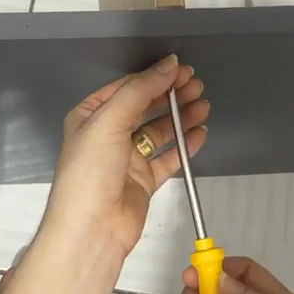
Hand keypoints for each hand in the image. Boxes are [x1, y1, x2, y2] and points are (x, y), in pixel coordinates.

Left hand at [39, 55, 208, 271]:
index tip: (181, 69)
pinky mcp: (142, 181)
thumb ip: (140, 90)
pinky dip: (184, 145)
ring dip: (180, 117)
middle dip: (170, 95)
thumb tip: (168, 65)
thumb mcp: (109, 120)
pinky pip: (167, 158)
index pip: (125, 88)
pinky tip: (200, 133)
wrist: (91, 228)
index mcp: (89, 117)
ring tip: (203, 104)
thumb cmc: (89, 172)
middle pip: (144, 107)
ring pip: (158, 131)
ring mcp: (125, 159)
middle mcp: (106, 136)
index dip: (153, 76)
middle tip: (196, 85)